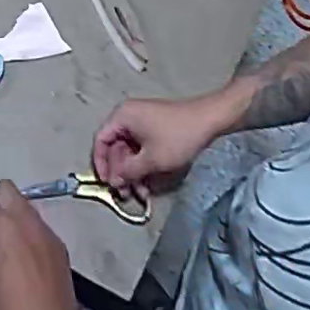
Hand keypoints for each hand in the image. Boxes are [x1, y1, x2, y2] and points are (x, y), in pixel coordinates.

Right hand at [0, 181, 84, 309]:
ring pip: (24, 204)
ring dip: (11, 216)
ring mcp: (47, 229)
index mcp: (5, 224)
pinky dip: (27, 231)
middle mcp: (27, 218)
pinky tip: (24, 259)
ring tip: (5, 248)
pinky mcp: (59, 243)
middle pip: (6, 189)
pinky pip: (38, 225)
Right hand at [93, 94, 228, 199]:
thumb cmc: (177, 137)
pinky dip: (142, 164)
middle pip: (115, 147)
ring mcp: (142, 121)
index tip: (107, 183)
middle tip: (126, 193)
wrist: (209, 120)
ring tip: (140, 193)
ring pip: (129, 150)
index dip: (100, 163)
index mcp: (122, 116)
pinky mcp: (154, 127)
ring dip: (132, 172)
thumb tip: (114, 181)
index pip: (100, 140)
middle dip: (120, 172)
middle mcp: (128, 116)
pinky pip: (140, 147)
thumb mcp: (151, 159)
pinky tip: (149, 182)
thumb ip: (128, 171)